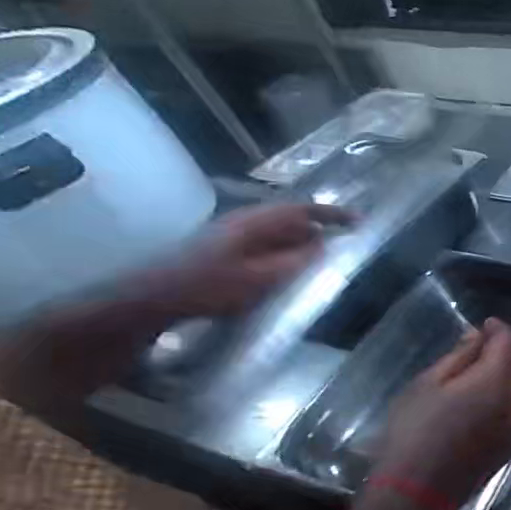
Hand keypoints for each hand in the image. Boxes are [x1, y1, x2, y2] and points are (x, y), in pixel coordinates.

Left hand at [141, 202, 350, 316]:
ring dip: (300, 247)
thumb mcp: (258, 278)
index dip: (332, 214)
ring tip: (321, 266)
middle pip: (290, 221)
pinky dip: (283, 258)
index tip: (358, 221)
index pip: (302, 210)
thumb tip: (325, 247)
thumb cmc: (207, 287)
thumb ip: (294, 262)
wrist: (152, 299)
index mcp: (254, 222)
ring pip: (277, 236)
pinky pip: (264, 250)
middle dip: (318, 231)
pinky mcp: (223, 255)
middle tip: (343, 249)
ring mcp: (231, 238)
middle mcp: (244, 223)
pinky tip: (286, 279)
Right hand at [371, 319, 510, 504]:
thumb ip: (459, 357)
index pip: (510, 344)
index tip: (485, 324)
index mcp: (496, 382)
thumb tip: (478, 337)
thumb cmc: (414, 431)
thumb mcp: (428, 383)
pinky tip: (507, 388)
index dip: (500, 329)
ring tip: (502, 361)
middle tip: (496, 339)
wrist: (417, 491)